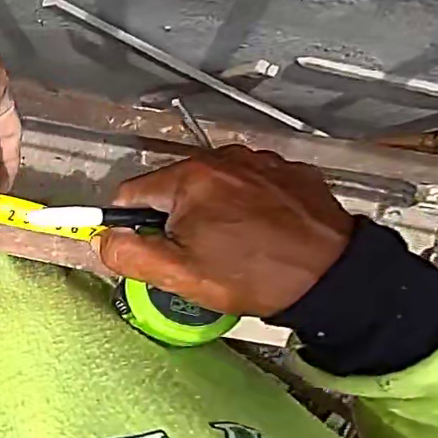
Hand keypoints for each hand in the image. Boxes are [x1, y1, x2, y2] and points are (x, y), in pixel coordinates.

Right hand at [94, 146, 355, 317]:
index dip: (127, 223)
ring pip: (208, 187)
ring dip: (206, 213)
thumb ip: (127, 253)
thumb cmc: (256, 275)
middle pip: (170, 189)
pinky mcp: (287, 173)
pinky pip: (245, 186)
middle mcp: (223, 159)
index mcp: (189, 178)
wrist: (334, 278)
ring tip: (228, 247)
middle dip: (170, 220)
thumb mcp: (178, 275)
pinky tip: (256, 234)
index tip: (137, 244)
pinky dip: (242, 207)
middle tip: (191, 255)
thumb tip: (104, 238)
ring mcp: (259, 163)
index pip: (130, 193)